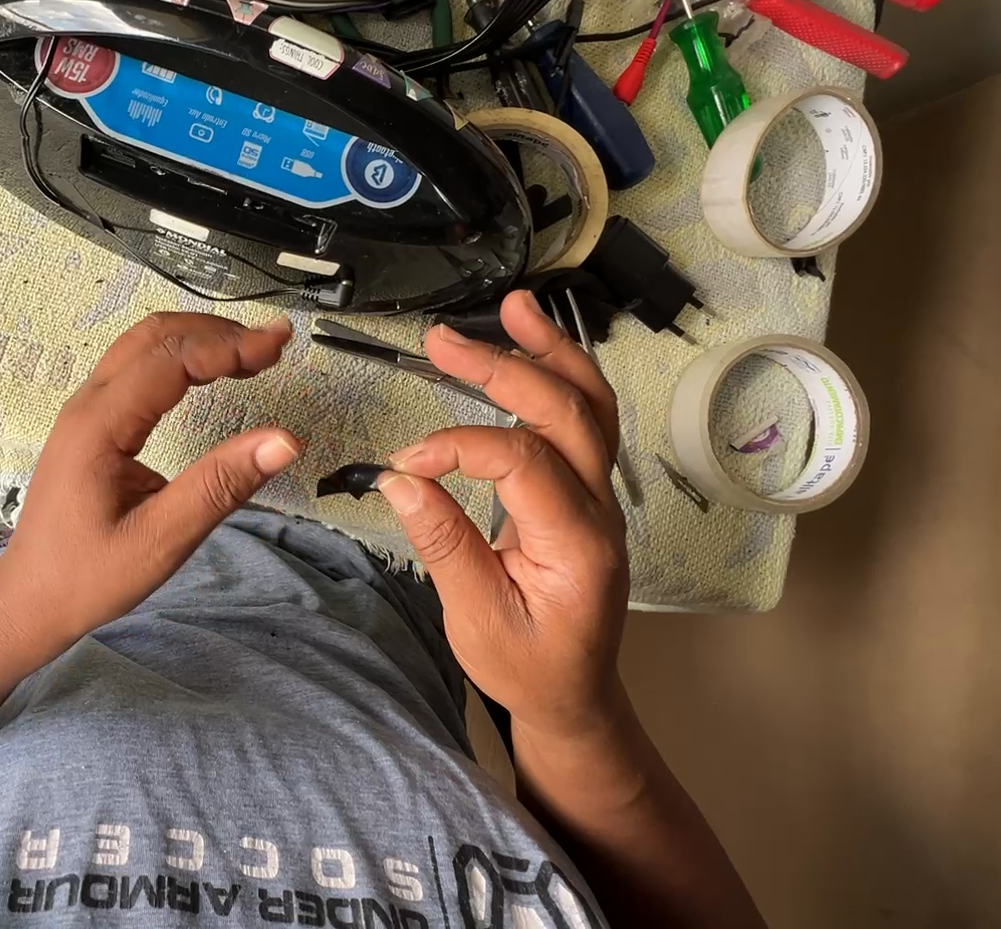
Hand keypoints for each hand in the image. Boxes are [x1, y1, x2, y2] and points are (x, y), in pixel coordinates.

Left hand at [0, 312, 301, 640]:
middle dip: (218, 332)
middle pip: (155, 336)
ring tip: (253, 354)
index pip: (171, 359)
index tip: (280, 346)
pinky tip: (212, 375)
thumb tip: (286, 441)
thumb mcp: (160, 541)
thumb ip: (220, 486)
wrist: (28, 600)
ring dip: (199, 340)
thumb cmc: (87, 577)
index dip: (230, 346)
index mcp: (99, 425)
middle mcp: (88, 403)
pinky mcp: (92, 423)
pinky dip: (182, 359)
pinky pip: (138, 369)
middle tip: (274, 345)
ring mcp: (86, 410)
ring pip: (144, 345)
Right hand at [377, 291, 629, 744]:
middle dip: (503, 368)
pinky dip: (558, 372)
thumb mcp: (475, 619)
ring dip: (549, 351)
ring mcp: (600, 494)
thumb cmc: (528, 665)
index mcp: (576, 542)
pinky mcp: (585, 489)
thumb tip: (401, 479)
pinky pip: (584, 417)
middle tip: (442, 340)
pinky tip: (529, 345)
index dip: (455, 448)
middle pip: (566, 412)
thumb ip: (443, 544)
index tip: (405, 462)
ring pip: (590, 403)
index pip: (519, 461)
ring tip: (511, 308)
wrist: (574, 692)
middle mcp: (600, 507)